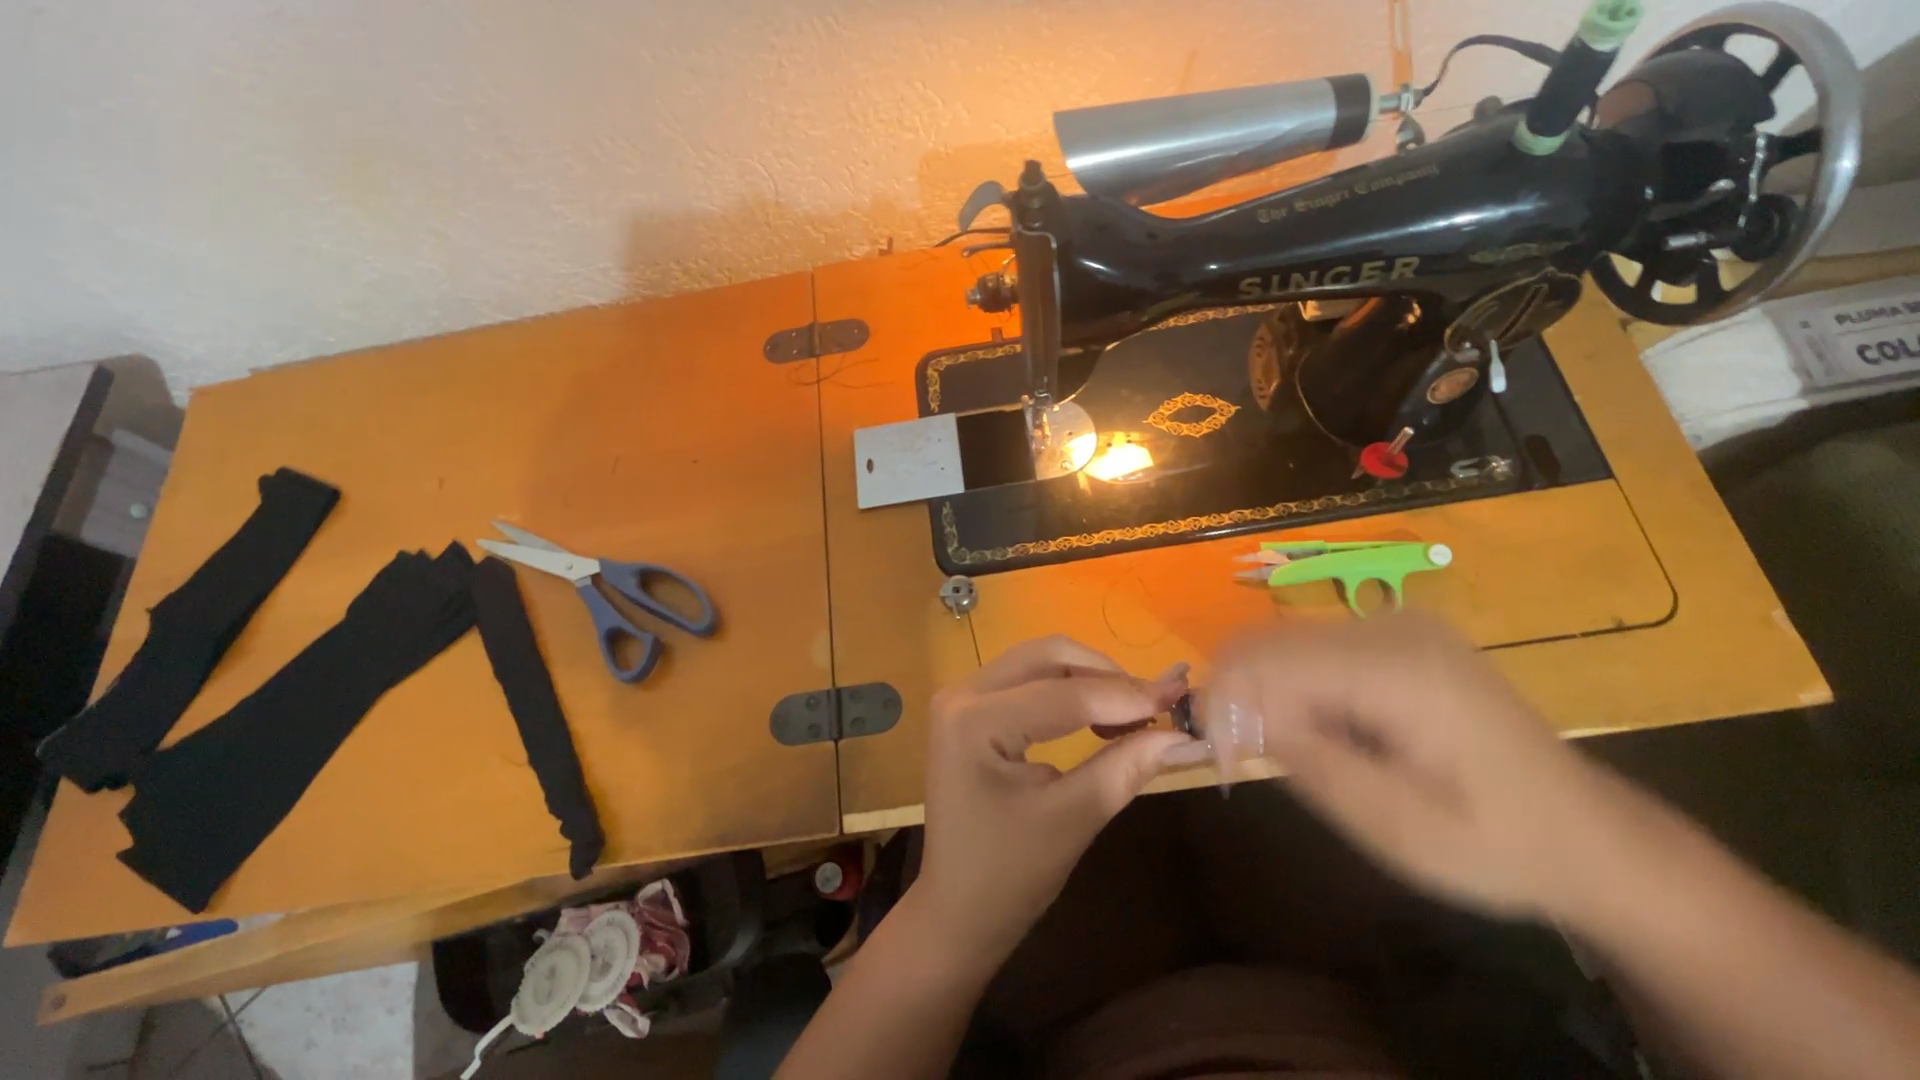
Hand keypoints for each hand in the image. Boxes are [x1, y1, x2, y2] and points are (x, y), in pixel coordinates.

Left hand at [914, 636, 1192, 960]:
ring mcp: (961, 699)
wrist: (958, 910)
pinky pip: (1027, 681)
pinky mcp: (969, 711)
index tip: (1182, 701)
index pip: (1066, 695)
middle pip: (1050, 658)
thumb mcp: (1073, 818)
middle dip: (1108, 677)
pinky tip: (1101, 719)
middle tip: (1157, 708)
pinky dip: (1069, 691)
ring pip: (1040, 663)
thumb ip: (1128, 766)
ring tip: (1135, 717)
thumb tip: (1188, 734)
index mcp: (974, 721)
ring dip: (1091, 680)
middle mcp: (961, 695)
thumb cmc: (1009, 875)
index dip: (1128, 696)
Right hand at [1204, 614, 1628, 918]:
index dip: (1225, 703)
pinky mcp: (1402, 637)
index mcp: (1399, 669)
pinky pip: (1317, 649)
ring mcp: (1401, 625)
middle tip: (1246, 765)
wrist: (1589, 837)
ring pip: (1287, 643)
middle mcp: (1395, 627)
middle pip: (1271, 641)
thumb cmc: (1496, 846)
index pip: (1267, 656)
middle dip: (1241, 699)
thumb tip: (1234, 715)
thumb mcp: (1394, 826)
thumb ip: (1310, 760)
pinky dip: (1297, 689)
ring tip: (1289, 757)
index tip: (1220, 762)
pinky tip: (1324, 735)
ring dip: (1267, 696)